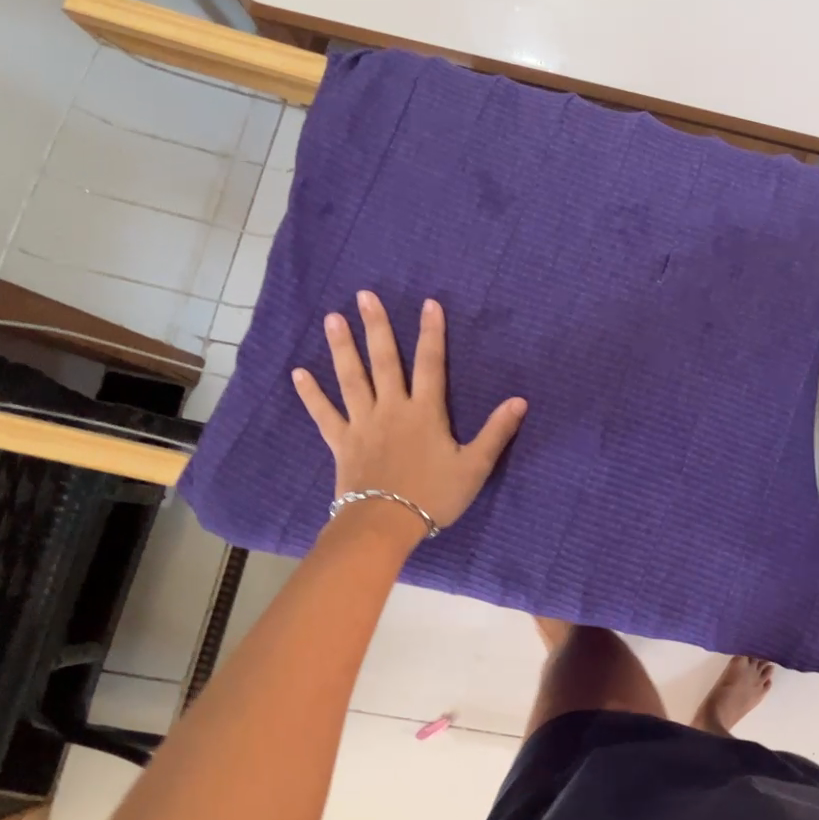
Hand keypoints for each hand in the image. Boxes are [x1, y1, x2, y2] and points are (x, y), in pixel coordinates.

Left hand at [292, 290, 525, 535]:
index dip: (431, 333)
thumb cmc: (434, 495)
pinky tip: (298, 373)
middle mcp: (392, 409)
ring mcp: (362, 423)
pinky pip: (324, 413)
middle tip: (364, 296)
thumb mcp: (475, 466)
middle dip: (376, 327)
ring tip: (333, 319)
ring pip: (352, 378)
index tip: (428, 304)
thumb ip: (496, 432)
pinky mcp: (341, 442)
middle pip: (384, 361)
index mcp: (425, 412)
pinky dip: (311, 394)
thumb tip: (520, 400)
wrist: (385, 523)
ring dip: (342, 347)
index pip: (431, 364)